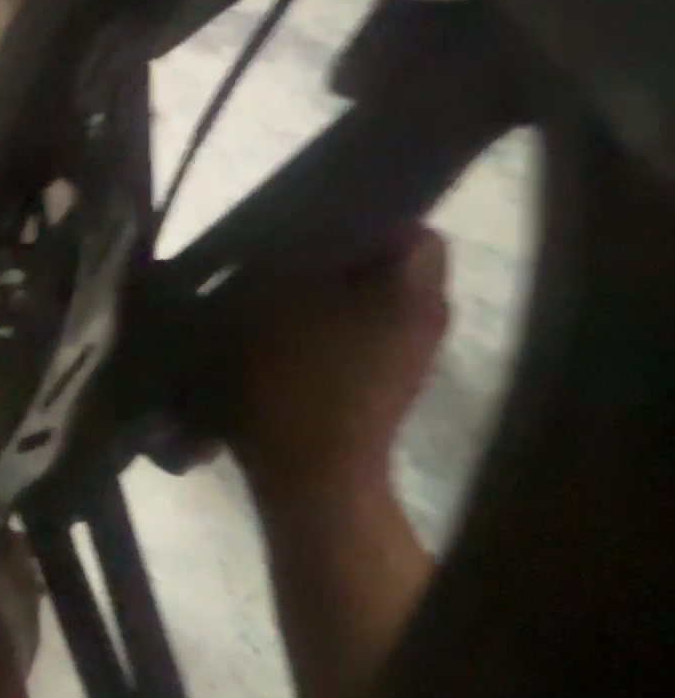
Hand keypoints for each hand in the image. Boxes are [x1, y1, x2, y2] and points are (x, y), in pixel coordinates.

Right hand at [235, 227, 449, 505]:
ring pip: (375, 302)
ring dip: (332, 296)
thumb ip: (286, 268)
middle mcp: (426, 319)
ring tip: (279, 300)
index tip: (313, 231)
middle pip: (393, 269)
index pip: (415, 234)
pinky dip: (331, 329)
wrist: (309, 473)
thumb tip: (291, 243)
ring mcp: (410, 356)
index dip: (366, 224)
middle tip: (286, 263)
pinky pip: (364, 334)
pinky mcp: (387, 384)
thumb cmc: (292, 383)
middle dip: (342, 262)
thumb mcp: (272, 310)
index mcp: (412, 294)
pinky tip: (286, 339)